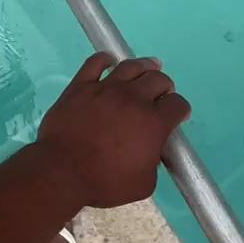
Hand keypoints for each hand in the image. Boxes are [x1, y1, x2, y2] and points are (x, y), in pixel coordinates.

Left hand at [35, 52, 190, 208]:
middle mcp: (133, 98)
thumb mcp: (144, 183)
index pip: (178, 104)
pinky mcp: (80, 86)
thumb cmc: (104, 181)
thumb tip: (150, 151)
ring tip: (148, 66)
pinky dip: (105, 59)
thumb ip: (153, 163)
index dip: (180, 109)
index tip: (176, 114)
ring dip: (144, 65)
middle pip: (158, 79)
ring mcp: (105, 88)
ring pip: (131, 66)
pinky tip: (109, 61)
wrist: (63, 170)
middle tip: (161, 93)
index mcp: (153, 122)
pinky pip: (95, 63)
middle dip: (165, 86)